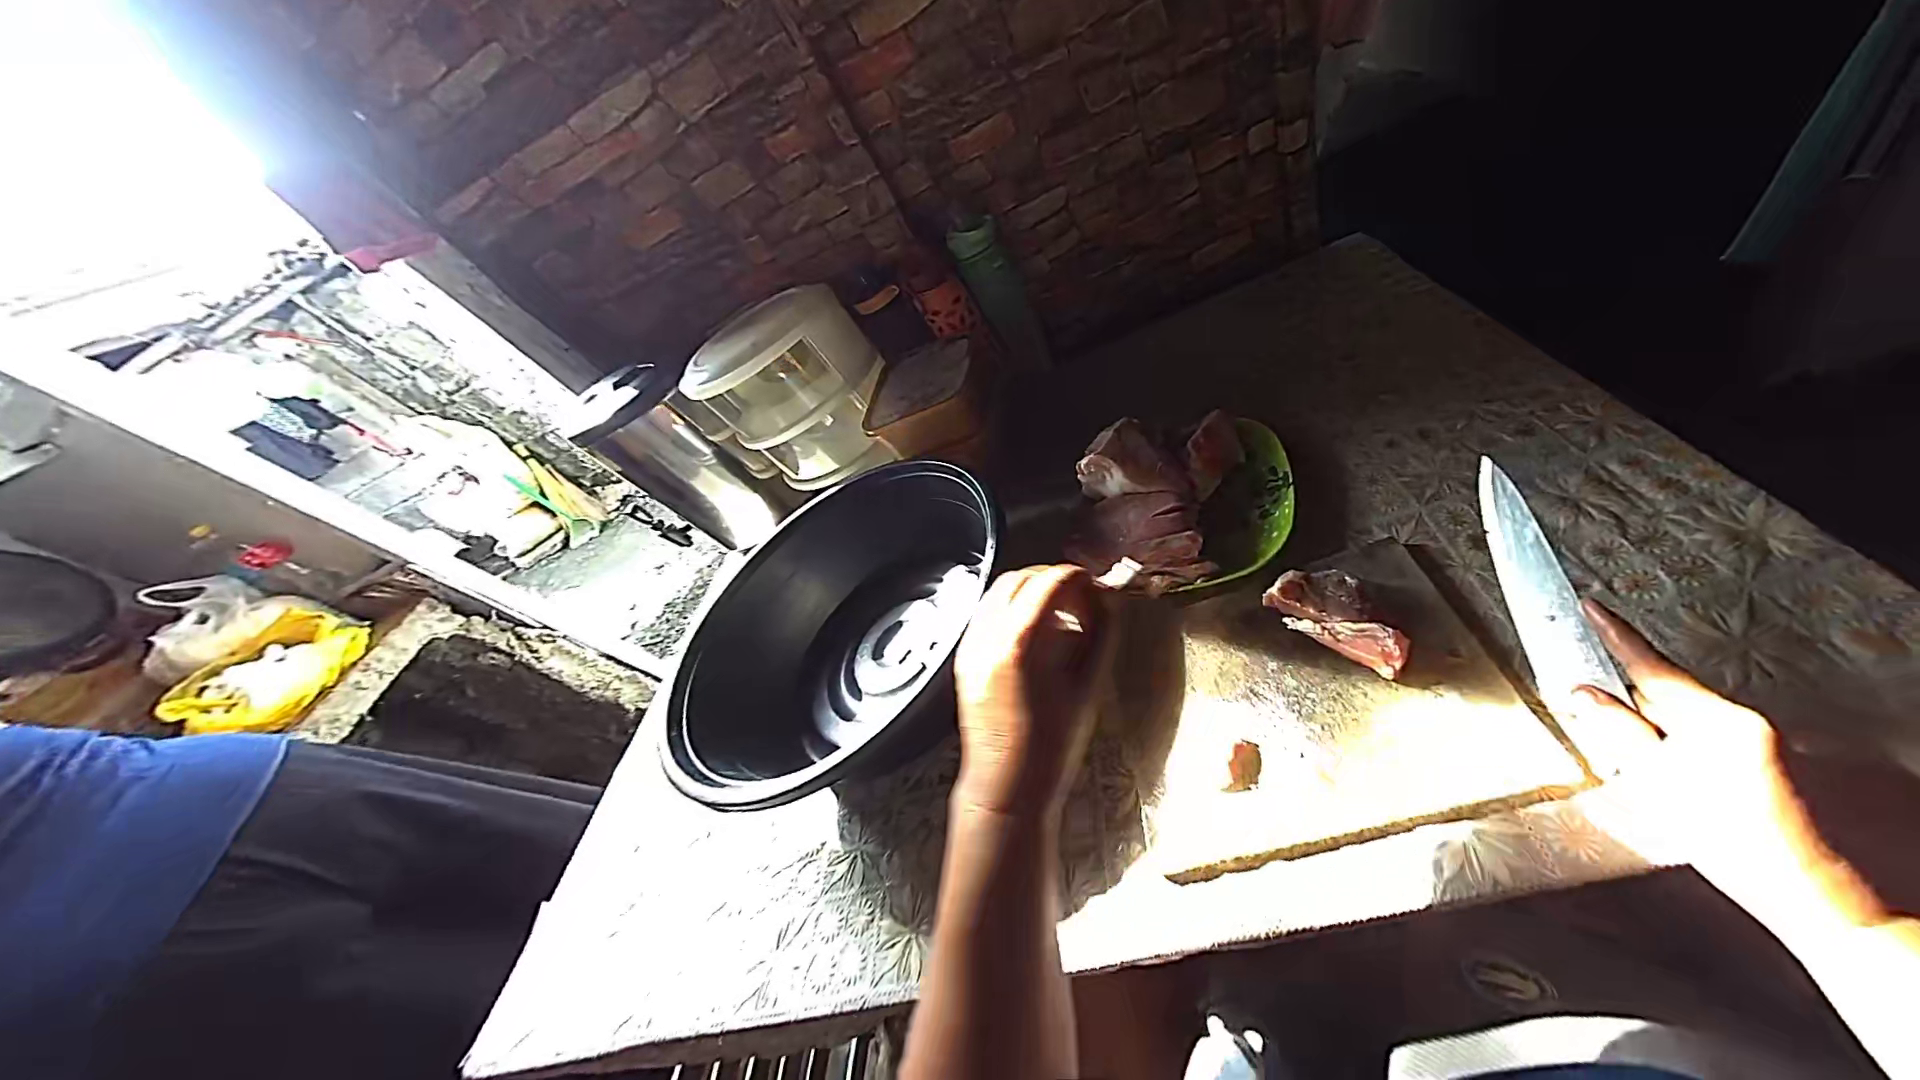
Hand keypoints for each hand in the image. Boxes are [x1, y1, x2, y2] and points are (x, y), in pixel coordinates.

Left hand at [951, 565, 1113, 817]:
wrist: (1006, 786)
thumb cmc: (1049, 749)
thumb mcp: (1086, 689)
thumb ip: (1100, 636)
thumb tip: (1107, 602)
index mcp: (1017, 645)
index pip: (1047, 584)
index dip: (1076, 578)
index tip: (1094, 585)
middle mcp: (986, 639)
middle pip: (1019, 579)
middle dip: (1052, 579)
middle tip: (1081, 595)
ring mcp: (970, 647)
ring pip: (998, 592)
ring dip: (1031, 590)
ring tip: (1061, 611)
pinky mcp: (965, 658)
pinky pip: (988, 613)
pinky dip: (1013, 608)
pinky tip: (1037, 628)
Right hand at [1569, 599, 1880, 922]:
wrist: (1815, 897)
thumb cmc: (1730, 839)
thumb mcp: (1654, 781)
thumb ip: (1616, 730)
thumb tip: (1580, 691)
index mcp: (1718, 718)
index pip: (1651, 666)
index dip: (1615, 634)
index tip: (1590, 605)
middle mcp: (1744, 721)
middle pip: (1664, 692)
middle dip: (1623, 697)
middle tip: (1586, 703)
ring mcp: (1757, 743)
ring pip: (1678, 718)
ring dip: (1645, 730)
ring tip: (1631, 763)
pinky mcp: (1761, 763)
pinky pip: (1697, 739)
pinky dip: (1668, 749)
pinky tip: (1662, 779)